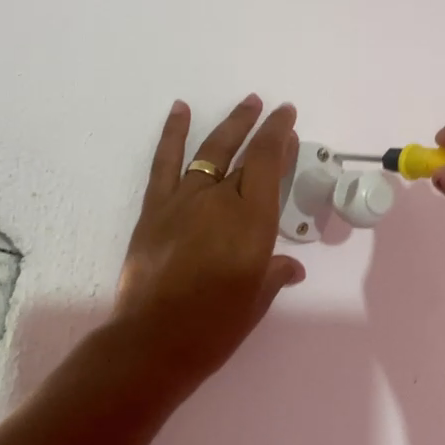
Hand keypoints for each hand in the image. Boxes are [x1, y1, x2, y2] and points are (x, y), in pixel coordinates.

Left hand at [112, 95, 305, 387]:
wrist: (154, 341)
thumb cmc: (215, 326)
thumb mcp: (255, 301)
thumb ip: (273, 274)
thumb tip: (289, 266)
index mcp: (252, 222)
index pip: (269, 165)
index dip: (280, 138)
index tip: (288, 121)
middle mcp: (220, 201)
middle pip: (244, 155)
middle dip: (262, 130)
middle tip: (272, 110)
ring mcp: (183, 201)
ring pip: (209, 151)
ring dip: (229, 125)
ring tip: (245, 104)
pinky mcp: (154, 209)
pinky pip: (165, 163)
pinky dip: (172, 134)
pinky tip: (180, 110)